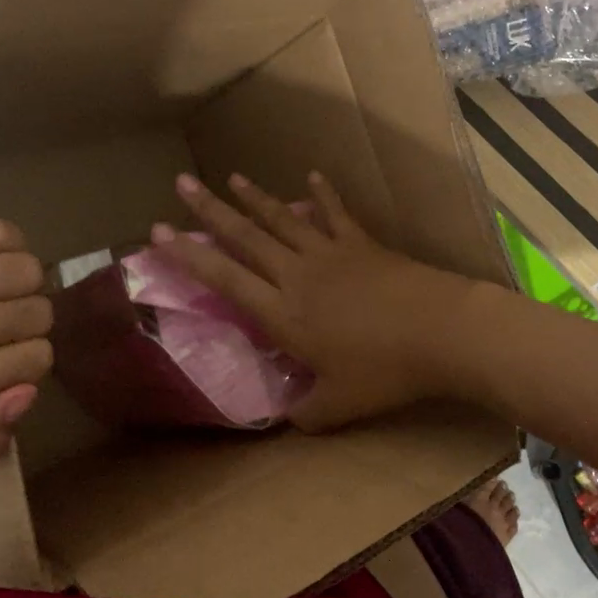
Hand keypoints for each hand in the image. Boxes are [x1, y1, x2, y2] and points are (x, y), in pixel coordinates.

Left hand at [0, 219, 53, 469]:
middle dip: (32, 321)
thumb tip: (28, 393)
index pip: (33, 359)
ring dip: (25, 283)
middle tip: (6, 327)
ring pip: (24, 270)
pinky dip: (11, 244)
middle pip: (35, 313)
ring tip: (3, 295)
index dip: (31, 359)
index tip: (10, 359)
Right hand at [153, 171, 483, 429]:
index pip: (225, 280)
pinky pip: (336, 213)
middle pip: (245, 237)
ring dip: (255, 198)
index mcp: (283, 314)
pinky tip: (312, 176)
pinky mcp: (361, 242)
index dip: (190, 256)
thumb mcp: (339, 405)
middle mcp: (297, 275)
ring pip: (282, 218)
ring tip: (230, 177)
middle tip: (181, 183)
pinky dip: (323, 194)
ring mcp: (330, 253)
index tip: (158, 232)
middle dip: (210, 210)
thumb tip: (288, 421)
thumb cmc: (384, 371)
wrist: (439, 330)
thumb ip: (307, 413)